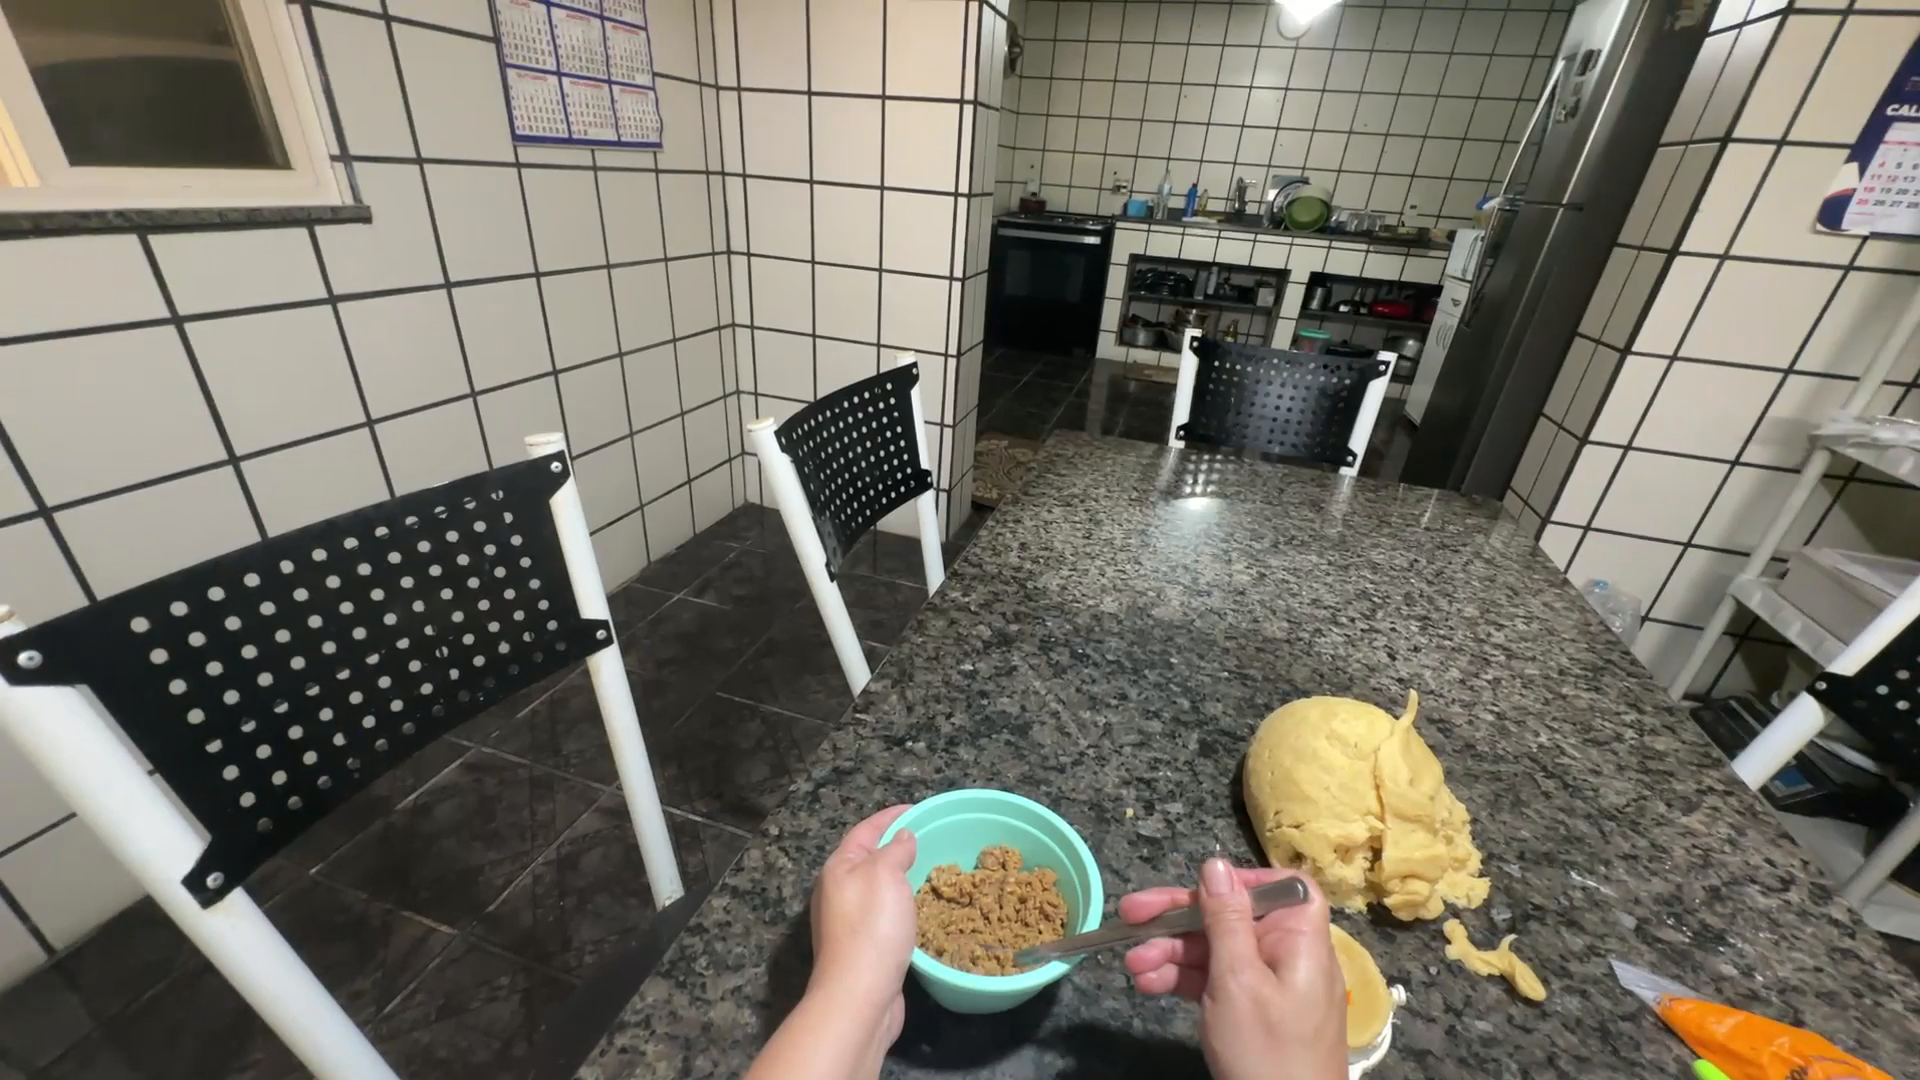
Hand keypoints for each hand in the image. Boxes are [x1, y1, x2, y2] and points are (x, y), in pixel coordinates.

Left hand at [808, 804, 918, 1044]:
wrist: (858, 998)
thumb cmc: (872, 928)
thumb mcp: (886, 874)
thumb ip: (896, 850)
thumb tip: (903, 838)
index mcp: (839, 867)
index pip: (866, 830)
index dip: (891, 816)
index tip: (916, 808)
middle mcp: (837, 891)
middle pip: (867, 857)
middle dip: (894, 845)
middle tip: (925, 837)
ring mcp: (846, 922)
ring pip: (875, 886)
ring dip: (898, 876)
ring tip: (925, 869)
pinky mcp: (861, 947)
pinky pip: (882, 913)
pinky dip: (900, 903)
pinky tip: (916, 909)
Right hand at [1121, 860, 1346, 1079]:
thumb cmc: (1266, 1053)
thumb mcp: (1237, 980)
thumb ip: (1224, 918)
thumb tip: (1215, 863)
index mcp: (1299, 941)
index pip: (1282, 887)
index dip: (1243, 880)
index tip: (1202, 888)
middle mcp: (1286, 955)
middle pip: (1231, 916)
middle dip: (1178, 918)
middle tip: (1129, 914)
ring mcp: (1268, 986)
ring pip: (1214, 948)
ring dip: (1170, 952)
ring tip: (1132, 965)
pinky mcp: (1251, 1012)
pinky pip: (1214, 979)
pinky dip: (1182, 979)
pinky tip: (1148, 984)